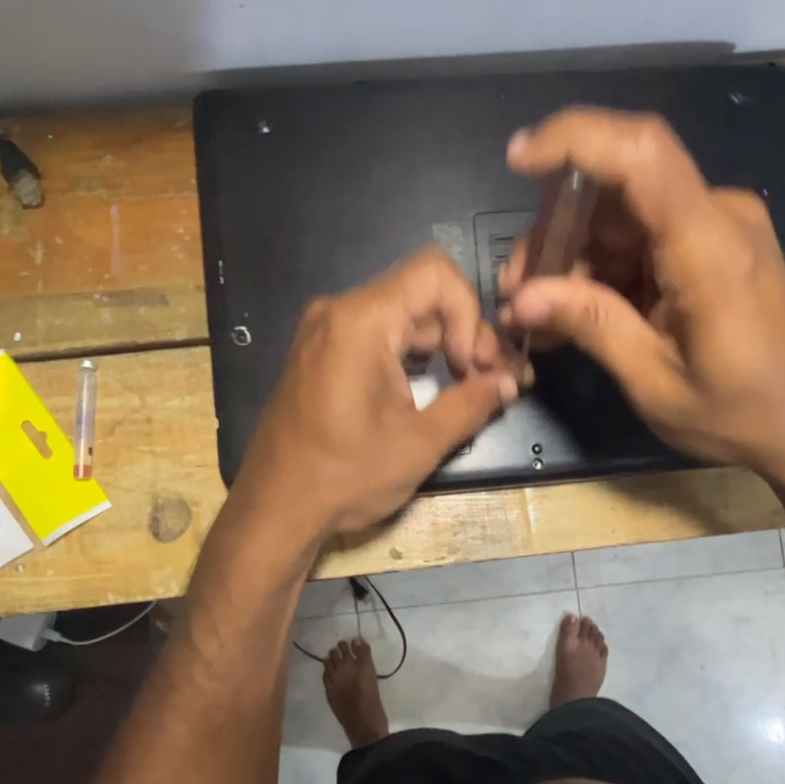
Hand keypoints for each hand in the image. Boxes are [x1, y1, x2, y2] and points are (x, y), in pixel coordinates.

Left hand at [232, 248, 518, 534]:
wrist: (275, 510)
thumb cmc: (345, 477)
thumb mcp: (420, 443)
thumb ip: (472, 403)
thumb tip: (509, 383)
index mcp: (362, 321)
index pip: (436, 273)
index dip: (469, 313)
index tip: (473, 365)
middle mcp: (340, 311)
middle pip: (423, 295)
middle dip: (463, 333)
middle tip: (487, 383)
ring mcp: (327, 331)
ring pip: (404, 316)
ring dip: (442, 347)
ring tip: (467, 390)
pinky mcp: (323, 353)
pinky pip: (379, 335)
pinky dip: (412, 356)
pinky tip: (430, 392)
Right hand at [500, 107, 784, 477]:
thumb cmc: (739, 414)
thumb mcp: (655, 381)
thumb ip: (591, 326)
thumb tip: (521, 299)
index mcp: (708, 246)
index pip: (640, 154)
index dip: (574, 138)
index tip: (517, 159)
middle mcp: (718, 217)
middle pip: (619, 188)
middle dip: (558, 230)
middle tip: (520, 293)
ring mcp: (721, 227)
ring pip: (625, 215)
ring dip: (577, 255)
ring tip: (544, 315)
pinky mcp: (717, 246)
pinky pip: (647, 237)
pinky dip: (607, 267)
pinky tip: (579, 310)